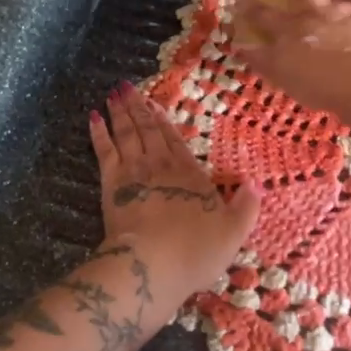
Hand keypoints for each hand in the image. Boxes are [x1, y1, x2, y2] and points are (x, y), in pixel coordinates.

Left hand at [91, 83, 260, 295]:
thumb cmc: (195, 251)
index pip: (175, 140)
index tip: (153, 103)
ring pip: (126, 132)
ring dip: (120, 112)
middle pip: (148, 130)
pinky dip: (98, 132)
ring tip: (114, 94)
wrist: (153, 264)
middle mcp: (160, 164)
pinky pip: (103, 149)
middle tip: (127, 87)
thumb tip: (257, 183)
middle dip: (138, 107)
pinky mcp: (110, 182)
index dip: (164, 121)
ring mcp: (133, 170)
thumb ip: (246, 206)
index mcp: (189, 173)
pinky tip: (93, 117)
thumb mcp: (233, 232)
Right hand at [232, 0, 350, 116]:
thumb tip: (242, 47)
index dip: (250, 7)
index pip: (263, 13)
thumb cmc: (315, 83)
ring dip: (330, 8)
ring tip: (331, 22)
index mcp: (288, 27)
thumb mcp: (279, 75)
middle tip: (304, 8)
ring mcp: (341, 17)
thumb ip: (259, 59)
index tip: (241, 2)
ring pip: (334, 2)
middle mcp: (314, 15)